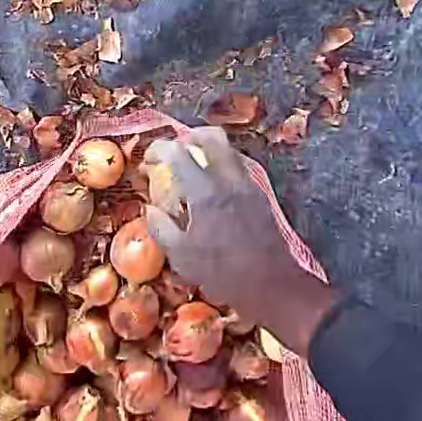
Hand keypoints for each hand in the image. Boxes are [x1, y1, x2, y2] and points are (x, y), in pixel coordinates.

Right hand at [143, 127, 339, 356]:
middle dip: (189, 135)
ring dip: (208, 149)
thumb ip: (161, 228)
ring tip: (192, 166)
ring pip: (229, 150)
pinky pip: (238, 167)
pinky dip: (221, 165)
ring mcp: (248, 185)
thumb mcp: (183, 256)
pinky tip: (211, 187)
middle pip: (212, 137)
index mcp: (206, 192)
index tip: (148, 160)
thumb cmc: (224, 273)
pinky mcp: (260, 195)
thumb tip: (149, 209)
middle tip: (174, 149)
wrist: (273, 284)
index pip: (179, 153)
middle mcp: (229, 180)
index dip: (159, 149)